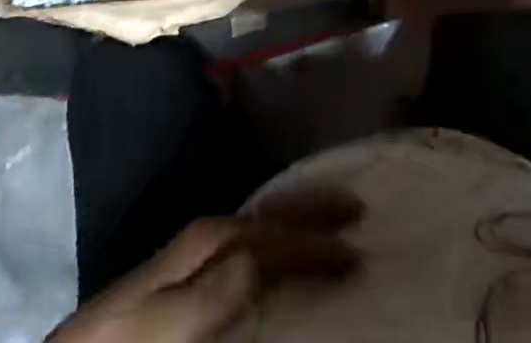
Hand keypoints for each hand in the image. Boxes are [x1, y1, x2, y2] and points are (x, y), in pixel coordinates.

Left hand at [50, 189, 362, 342]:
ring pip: (265, 219)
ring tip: (333, 213)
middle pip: (276, 213)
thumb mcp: (172, 324)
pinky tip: (286, 239)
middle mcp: (213, 233)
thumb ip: (217, 290)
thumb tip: (264, 259)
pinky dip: (279, 231)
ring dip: (301, 214)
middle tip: (358, 206)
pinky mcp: (195, 265)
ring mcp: (203, 246)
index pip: (279, 238)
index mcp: (213, 240)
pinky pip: (252, 236)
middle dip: (316, 209)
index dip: (319, 245)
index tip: (358, 253)